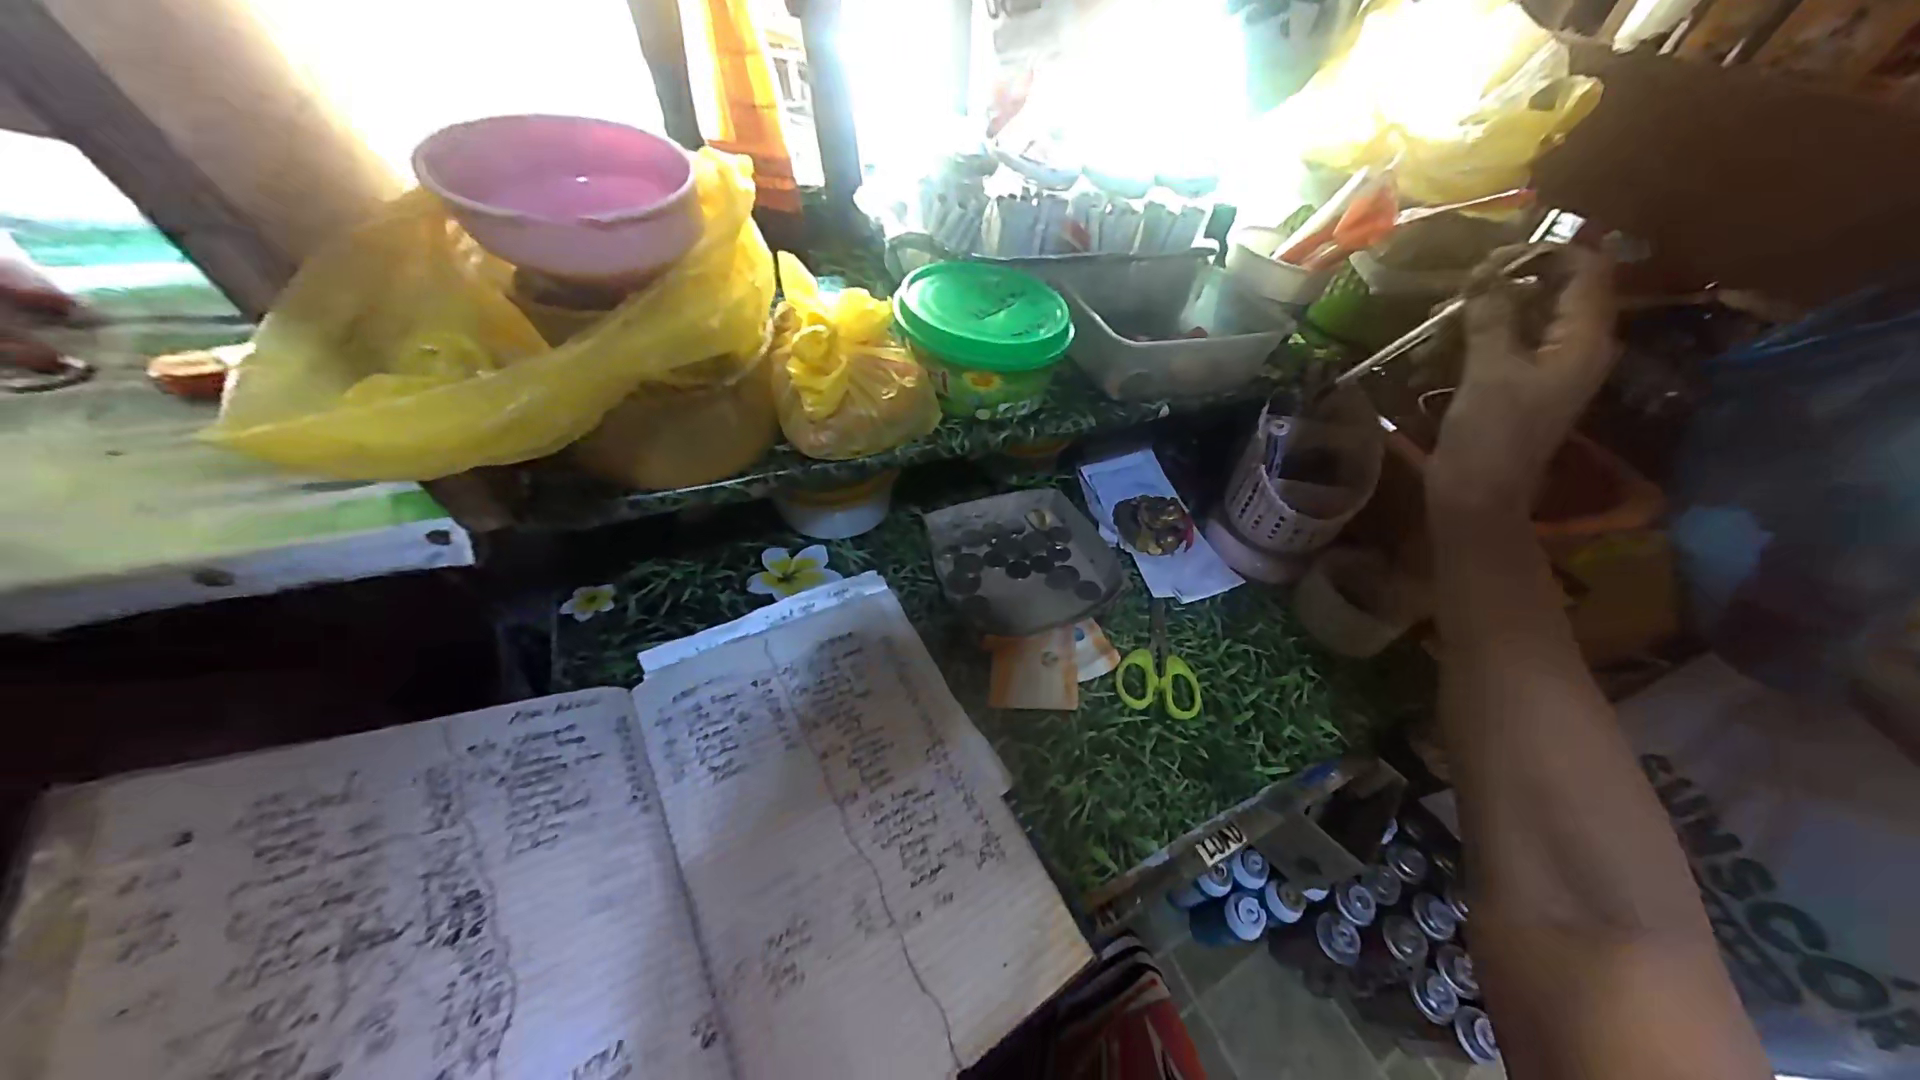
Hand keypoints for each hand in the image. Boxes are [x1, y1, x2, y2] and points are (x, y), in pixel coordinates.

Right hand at [1427, 244, 1616, 515]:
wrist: (1477, 496)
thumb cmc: (1490, 435)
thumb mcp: (1489, 371)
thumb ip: (1491, 317)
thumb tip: (1485, 272)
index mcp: (1585, 341)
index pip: (1586, 272)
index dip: (1544, 255)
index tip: (1489, 259)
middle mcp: (1576, 349)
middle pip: (1557, 292)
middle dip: (1509, 282)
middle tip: (1459, 286)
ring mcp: (1547, 369)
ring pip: (1527, 318)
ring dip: (1488, 310)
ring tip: (1442, 314)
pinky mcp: (1519, 386)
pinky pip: (1508, 344)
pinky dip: (1480, 335)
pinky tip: (1444, 341)